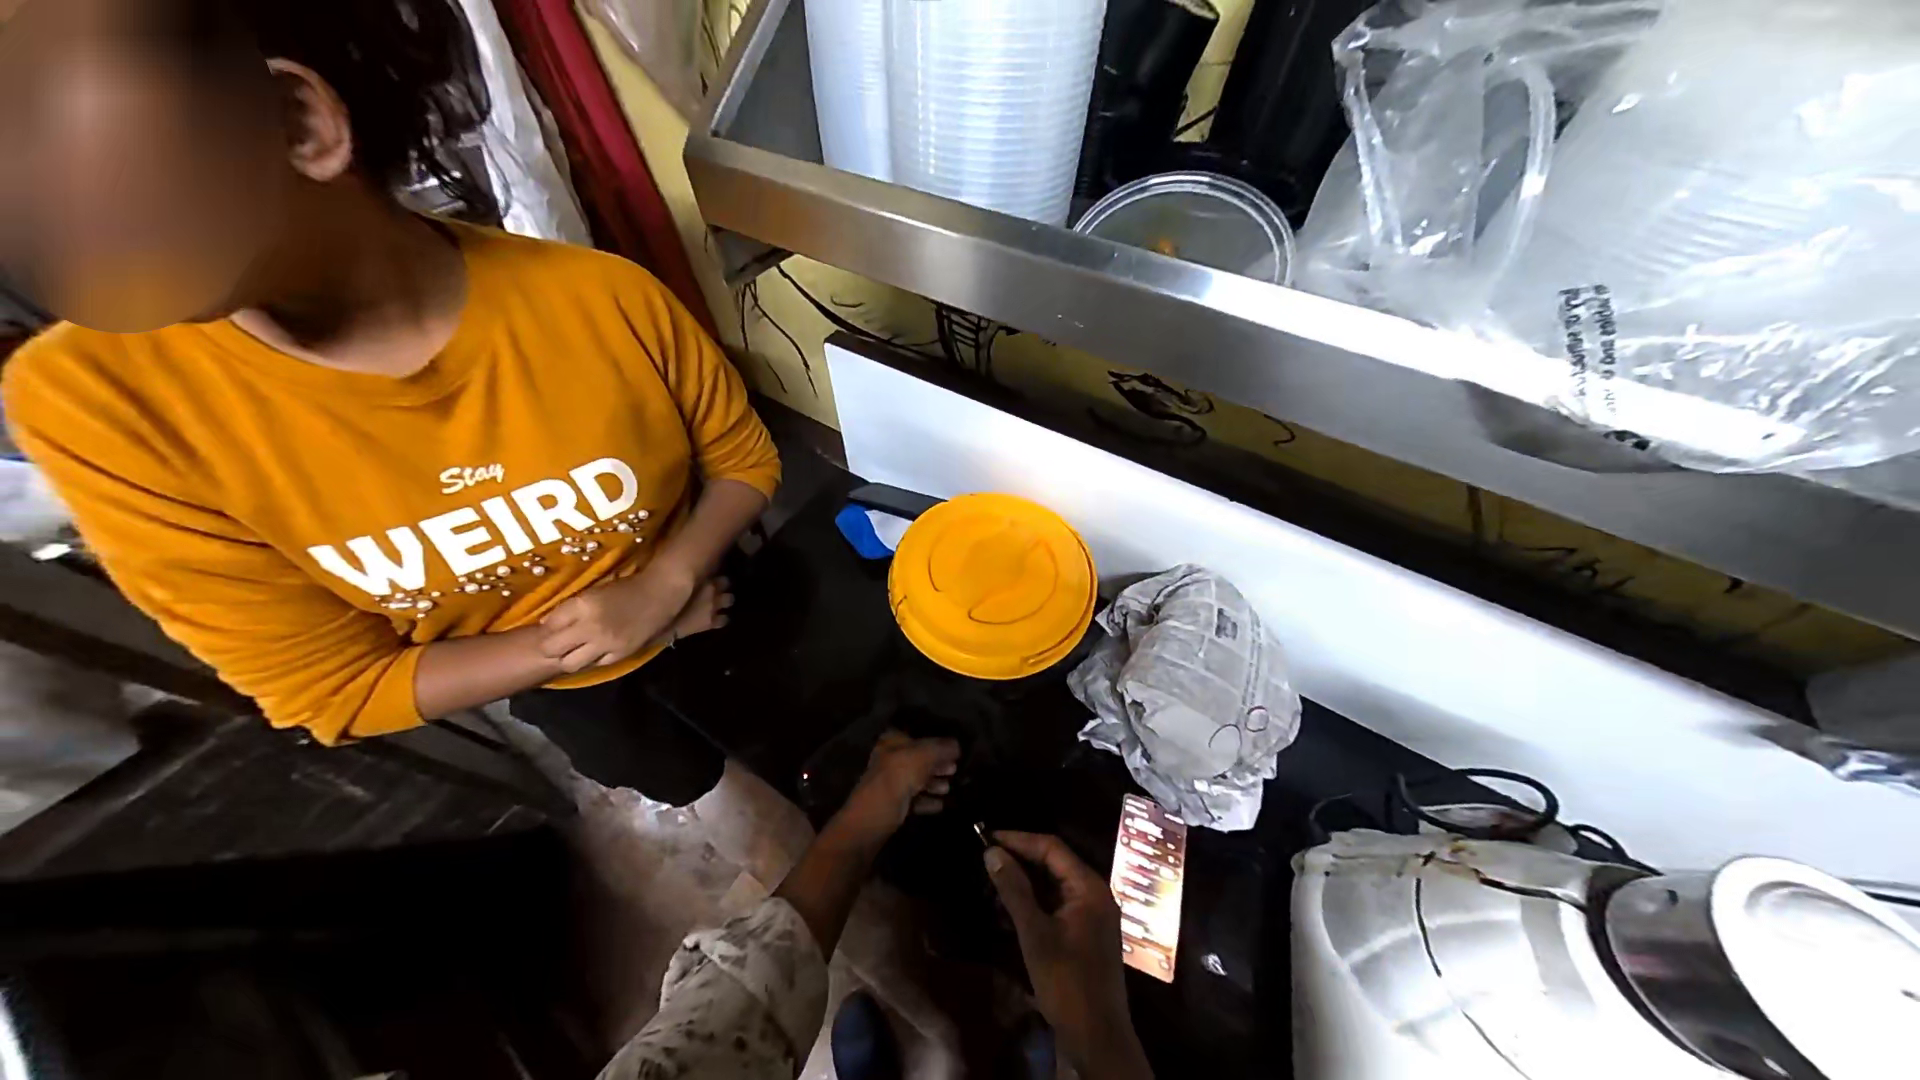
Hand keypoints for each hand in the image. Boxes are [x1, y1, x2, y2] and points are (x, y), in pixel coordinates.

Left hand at [539, 564, 726, 673]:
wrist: (662, 593)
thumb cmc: (627, 587)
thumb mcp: (594, 592)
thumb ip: (570, 609)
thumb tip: (546, 624)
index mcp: (582, 605)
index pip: (547, 625)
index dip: (547, 628)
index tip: (553, 627)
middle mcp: (590, 626)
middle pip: (551, 648)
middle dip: (551, 647)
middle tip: (558, 643)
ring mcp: (606, 643)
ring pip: (570, 663)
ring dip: (569, 657)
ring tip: (576, 651)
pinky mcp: (621, 653)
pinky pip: (596, 663)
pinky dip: (593, 659)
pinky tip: (598, 651)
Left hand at [832, 731, 960, 843]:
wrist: (876, 815)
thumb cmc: (899, 774)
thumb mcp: (926, 754)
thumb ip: (942, 747)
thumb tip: (957, 746)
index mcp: (891, 742)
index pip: (915, 736)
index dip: (934, 741)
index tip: (952, 750)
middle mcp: (889, 760)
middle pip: (917, 759)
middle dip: (937, 765)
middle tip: (954, 769)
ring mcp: (889, 784)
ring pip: (916, 780)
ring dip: (933, 783)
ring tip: (949, 788)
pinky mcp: (892, 805)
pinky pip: (913, 800)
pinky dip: (927, 801)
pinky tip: (941, 804)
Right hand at [986, 832, 1152, 1079]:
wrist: (1097, 1039)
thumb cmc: (1067, 982)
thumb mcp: (1035, 933)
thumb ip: (1014, 890)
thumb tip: (991, 851)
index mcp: (1089, 887)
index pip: (1051, 847)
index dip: (1018, 839)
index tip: (987, 838)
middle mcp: (1094, 893)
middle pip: (1054, 862)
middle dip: (1020, 859)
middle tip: (986, 858)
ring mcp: (1091, 914)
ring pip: (1053, 884)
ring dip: (1024, 881)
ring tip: (992, 880)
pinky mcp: (1084, 933)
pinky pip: (1056, 904)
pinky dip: (1034, 901)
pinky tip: (1009, 908)